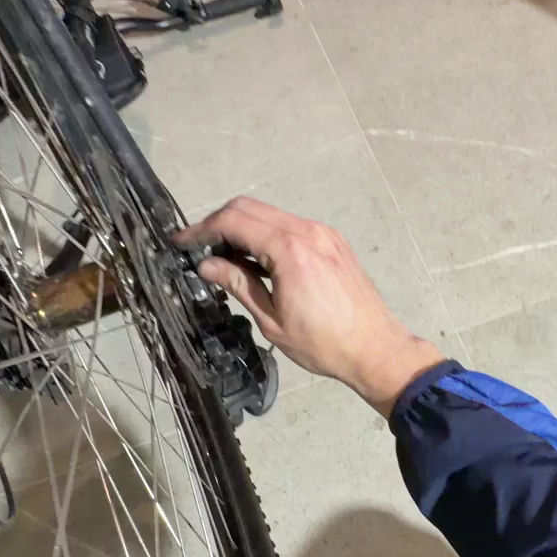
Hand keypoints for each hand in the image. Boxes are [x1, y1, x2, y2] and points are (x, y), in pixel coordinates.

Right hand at [175, 197, 444, 413]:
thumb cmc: (324, 344)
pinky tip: (257, 260)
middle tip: (199, 248)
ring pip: (271, 214)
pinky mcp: (333, 242)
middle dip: (219, 223)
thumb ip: (239, 284)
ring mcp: (324, 234)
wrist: (376, 349)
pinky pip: (291, 226)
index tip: (180, 242)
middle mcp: (308, 232)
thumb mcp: (272, 320)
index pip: (234, 221)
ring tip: (224, 257)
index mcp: (290, 250)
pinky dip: (267, 234)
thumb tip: (207, 265)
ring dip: (243, 227)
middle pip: (250, 208)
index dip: (202, 229)